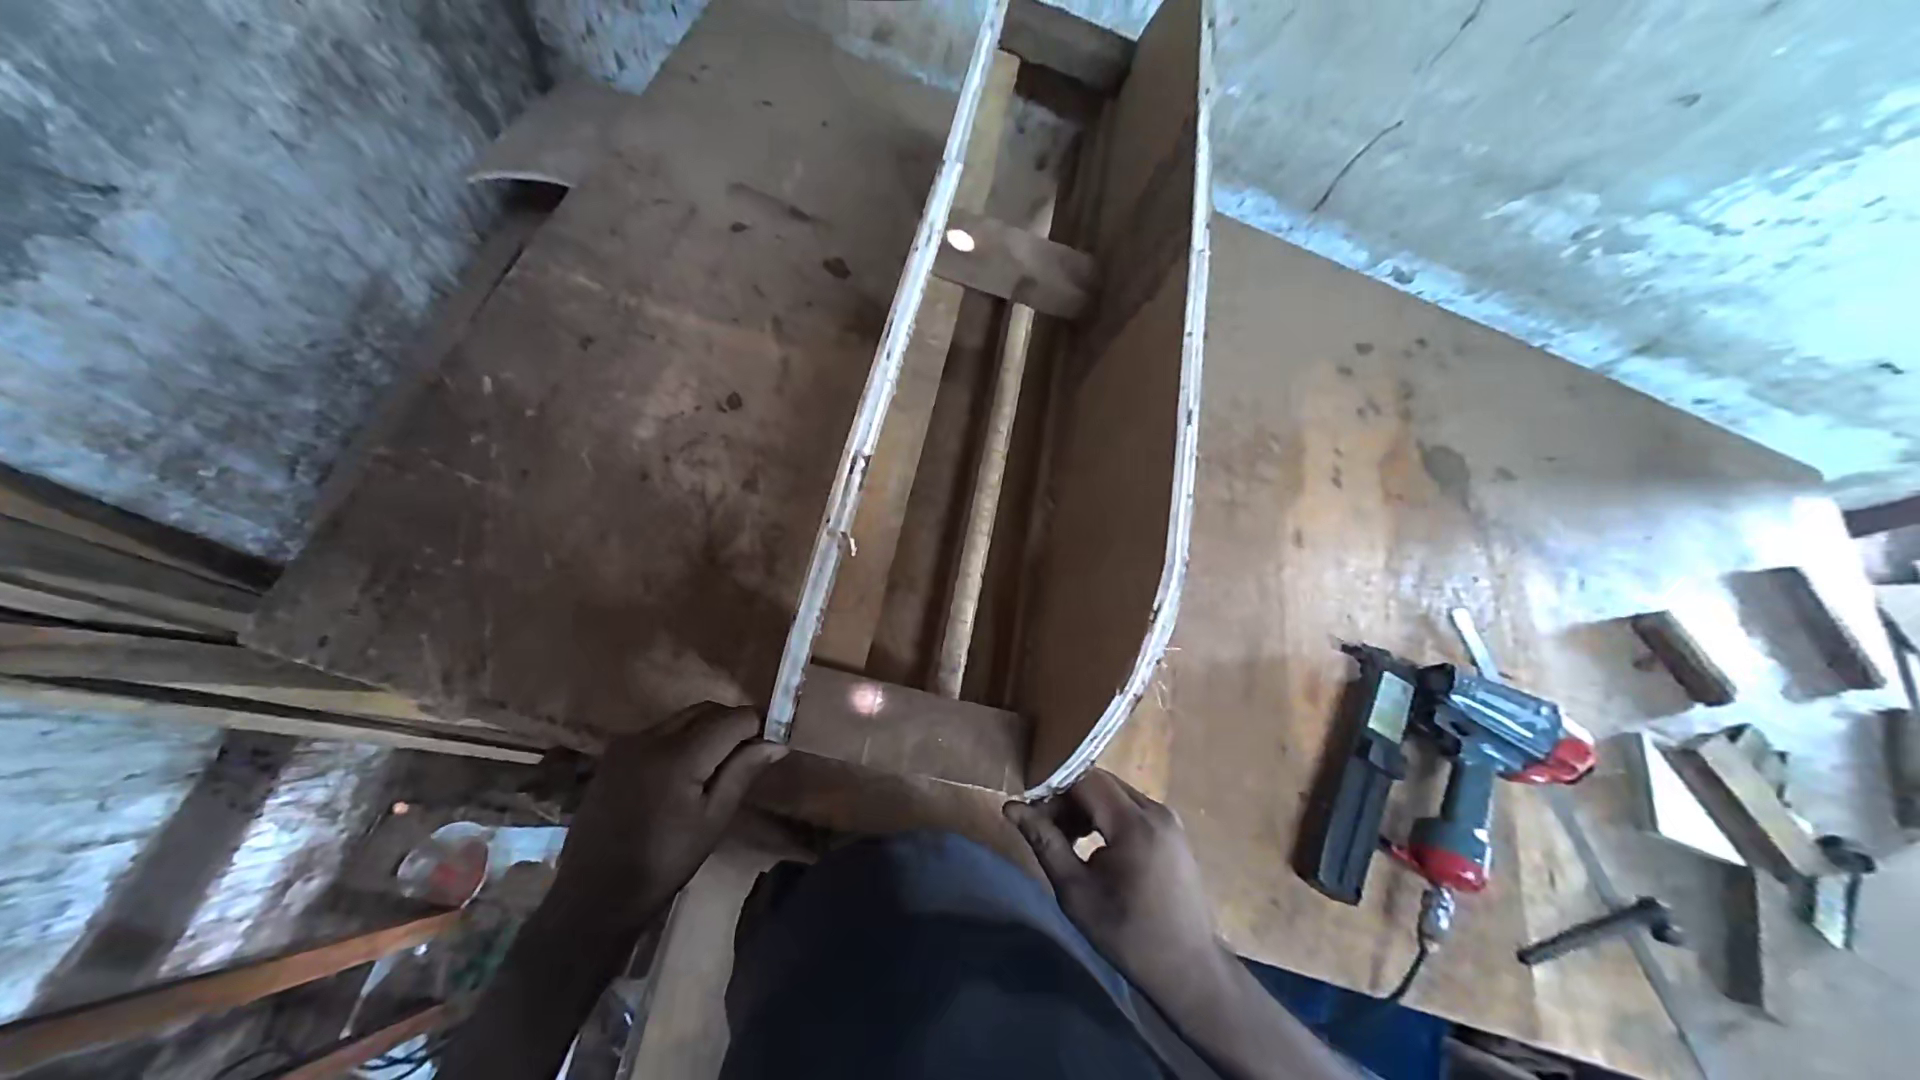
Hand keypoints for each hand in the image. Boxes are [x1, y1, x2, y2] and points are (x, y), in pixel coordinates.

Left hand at [551, 702, 786, 928]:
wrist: (595, 893)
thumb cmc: (664, 862)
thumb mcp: (713, 820)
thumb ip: (743, 772)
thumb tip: (776, 742)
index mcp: (679, 756)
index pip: (732, 719)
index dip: (757, 725)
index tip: (771, 743)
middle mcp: (651, 738)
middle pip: (706, 710)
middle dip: (733, 723)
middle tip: (750, 751)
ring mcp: (628, 743)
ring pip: (682, 717)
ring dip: (708, 727)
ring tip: (720, 761)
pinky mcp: (614, 754)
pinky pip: (659, 730)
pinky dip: (682, 736)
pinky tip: (686, 768)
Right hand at [1004, 769, 1226, 993]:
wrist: (1188, 969)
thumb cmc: (1128, 935)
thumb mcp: (1076, 891)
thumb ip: (1044, 842)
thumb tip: (1012, 808)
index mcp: (1134, 824)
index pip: (1085, 780)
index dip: (1054, 792)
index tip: (1034, 817)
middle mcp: (1156, 811)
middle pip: (1100, 783)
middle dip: (1069, 801)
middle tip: (1048, 831)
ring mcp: (1168, 819)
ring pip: (1115, 793)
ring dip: (1087, 809)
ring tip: (1068, 843)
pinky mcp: (1173, 831)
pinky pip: (1131, 807)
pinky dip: (1107, 817)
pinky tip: (1096, 848)